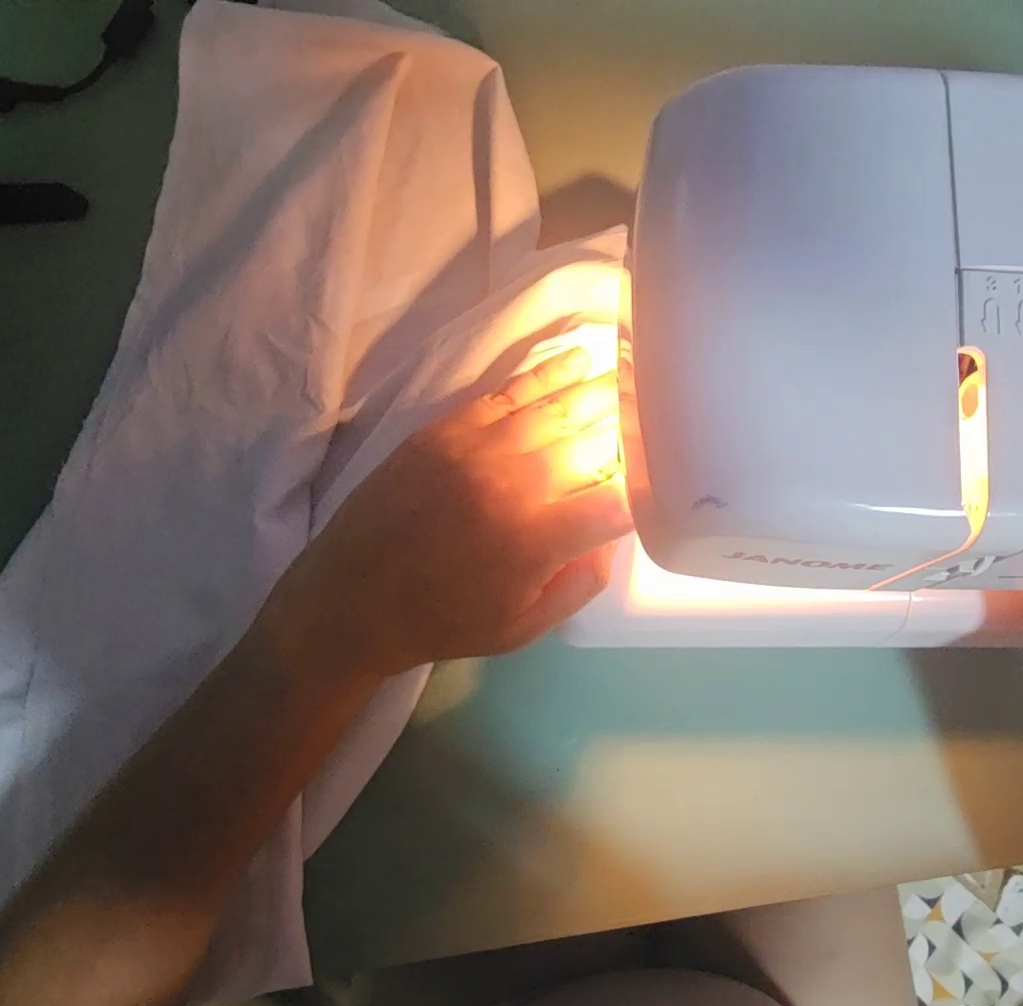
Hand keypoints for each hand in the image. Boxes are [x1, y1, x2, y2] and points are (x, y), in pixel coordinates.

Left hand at [255, 344, 631, 676]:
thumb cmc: (445, 621)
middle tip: (670, 405)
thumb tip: (612, 533)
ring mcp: (478, 450)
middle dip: (635, 423)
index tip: (668, 477)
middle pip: (593, 440)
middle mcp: (514, 486)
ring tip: (639, 371)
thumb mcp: (524, 629)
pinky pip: (509, 392)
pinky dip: (549, 374)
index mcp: (537, 542)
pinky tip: (580, 359)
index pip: (617, 499)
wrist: (352, 599)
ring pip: (556, 408)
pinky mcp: (447, 429)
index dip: (649, 485)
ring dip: (604, 388)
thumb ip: (581, 583)